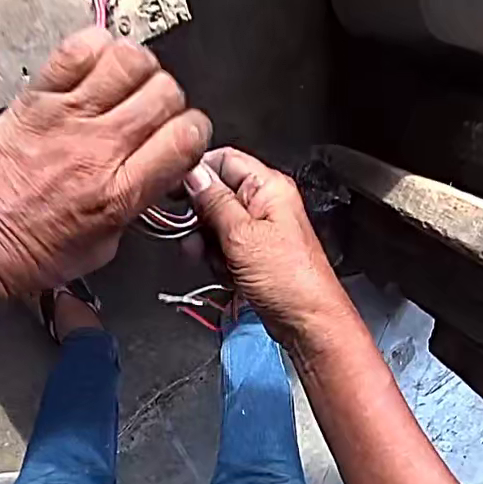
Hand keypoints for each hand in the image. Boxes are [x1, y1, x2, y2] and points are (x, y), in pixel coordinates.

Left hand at [0, 27, 210, 298]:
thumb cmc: (33, 248)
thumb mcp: (107, 245)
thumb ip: (139, 203)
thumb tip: (158, 173)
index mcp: (121, 192)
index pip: (186, 138)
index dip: (196, 134)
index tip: (185, 141)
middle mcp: (100, 148)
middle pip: (166, 94)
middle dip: (173, 103)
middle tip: (158, 117)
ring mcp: (67, 116)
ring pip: (130, 61)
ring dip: (141, 71)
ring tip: (131, 88)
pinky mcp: (37, 96)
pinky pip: (79, 47)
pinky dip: (98, 48)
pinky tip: (98, 71)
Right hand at [185, 147, 357, 348]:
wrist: (307, 323)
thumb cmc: (292, 281)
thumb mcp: (242, 235)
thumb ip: (214, 202)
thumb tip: (192, 175)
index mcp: (269, 188)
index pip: (223, 161)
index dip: (196, 174)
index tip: (174, 192)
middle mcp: (266, 206)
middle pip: (214, 196)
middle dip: (200, 220)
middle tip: (198, 238)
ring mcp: (259, 233)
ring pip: (215, 227)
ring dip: (208, 247)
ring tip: (220, 263)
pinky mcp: (254, 257)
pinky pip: (224, 252)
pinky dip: (220, 264)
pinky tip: (228, 276)